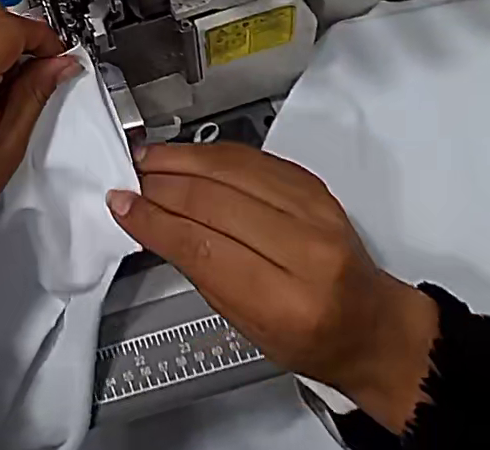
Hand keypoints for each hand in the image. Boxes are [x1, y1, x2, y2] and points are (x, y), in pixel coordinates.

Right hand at [107, 143, 439, 432]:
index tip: (121, 204)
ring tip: (147, 159)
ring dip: (178, 159)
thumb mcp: (244, 322)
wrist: (368, 322)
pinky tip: (183, 154)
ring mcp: (313, 208)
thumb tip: (149, 218)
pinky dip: (208, 152)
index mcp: (287, 301)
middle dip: (160, 185)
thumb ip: (197, 265)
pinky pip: (248, 157)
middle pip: (213, 200)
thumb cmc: (307, 337)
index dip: (154, 220)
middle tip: (129, 178)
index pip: (203, 247)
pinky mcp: (310, 182)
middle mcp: (306, 249)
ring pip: (228, 168)